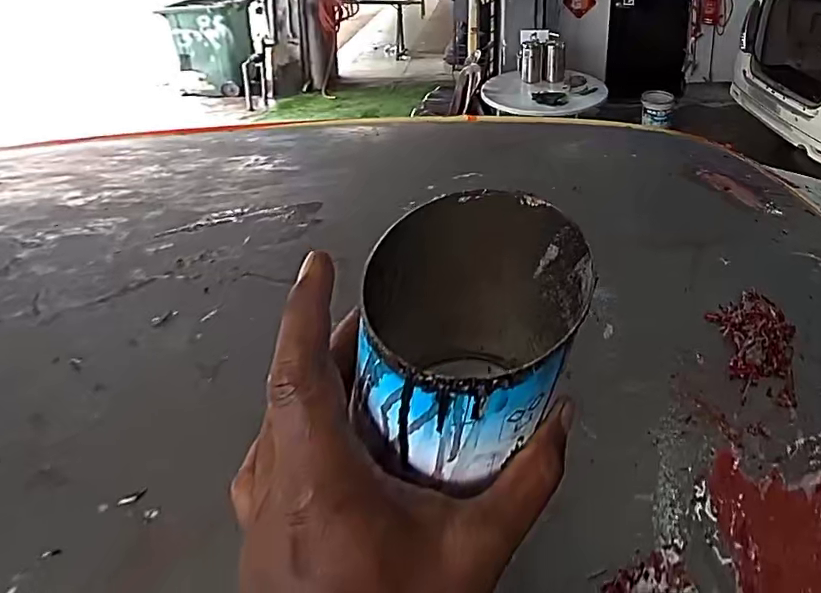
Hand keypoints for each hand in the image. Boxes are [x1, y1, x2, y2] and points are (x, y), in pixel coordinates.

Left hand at [232, 251, 573, 592]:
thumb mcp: (473, 555)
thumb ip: (528, 481)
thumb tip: (560, 423)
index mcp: (317, 485)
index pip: (295, 373)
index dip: (305, 309)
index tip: (318, 264)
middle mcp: (276, 494)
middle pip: (285, 387)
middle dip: (323, 335)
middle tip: (363, 312)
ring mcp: (260, 520)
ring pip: (273, 420)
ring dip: (309, 376)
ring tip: (352, 359)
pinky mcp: (263, 539)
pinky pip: (272, 452)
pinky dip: (301, 416)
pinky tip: (335, 430)